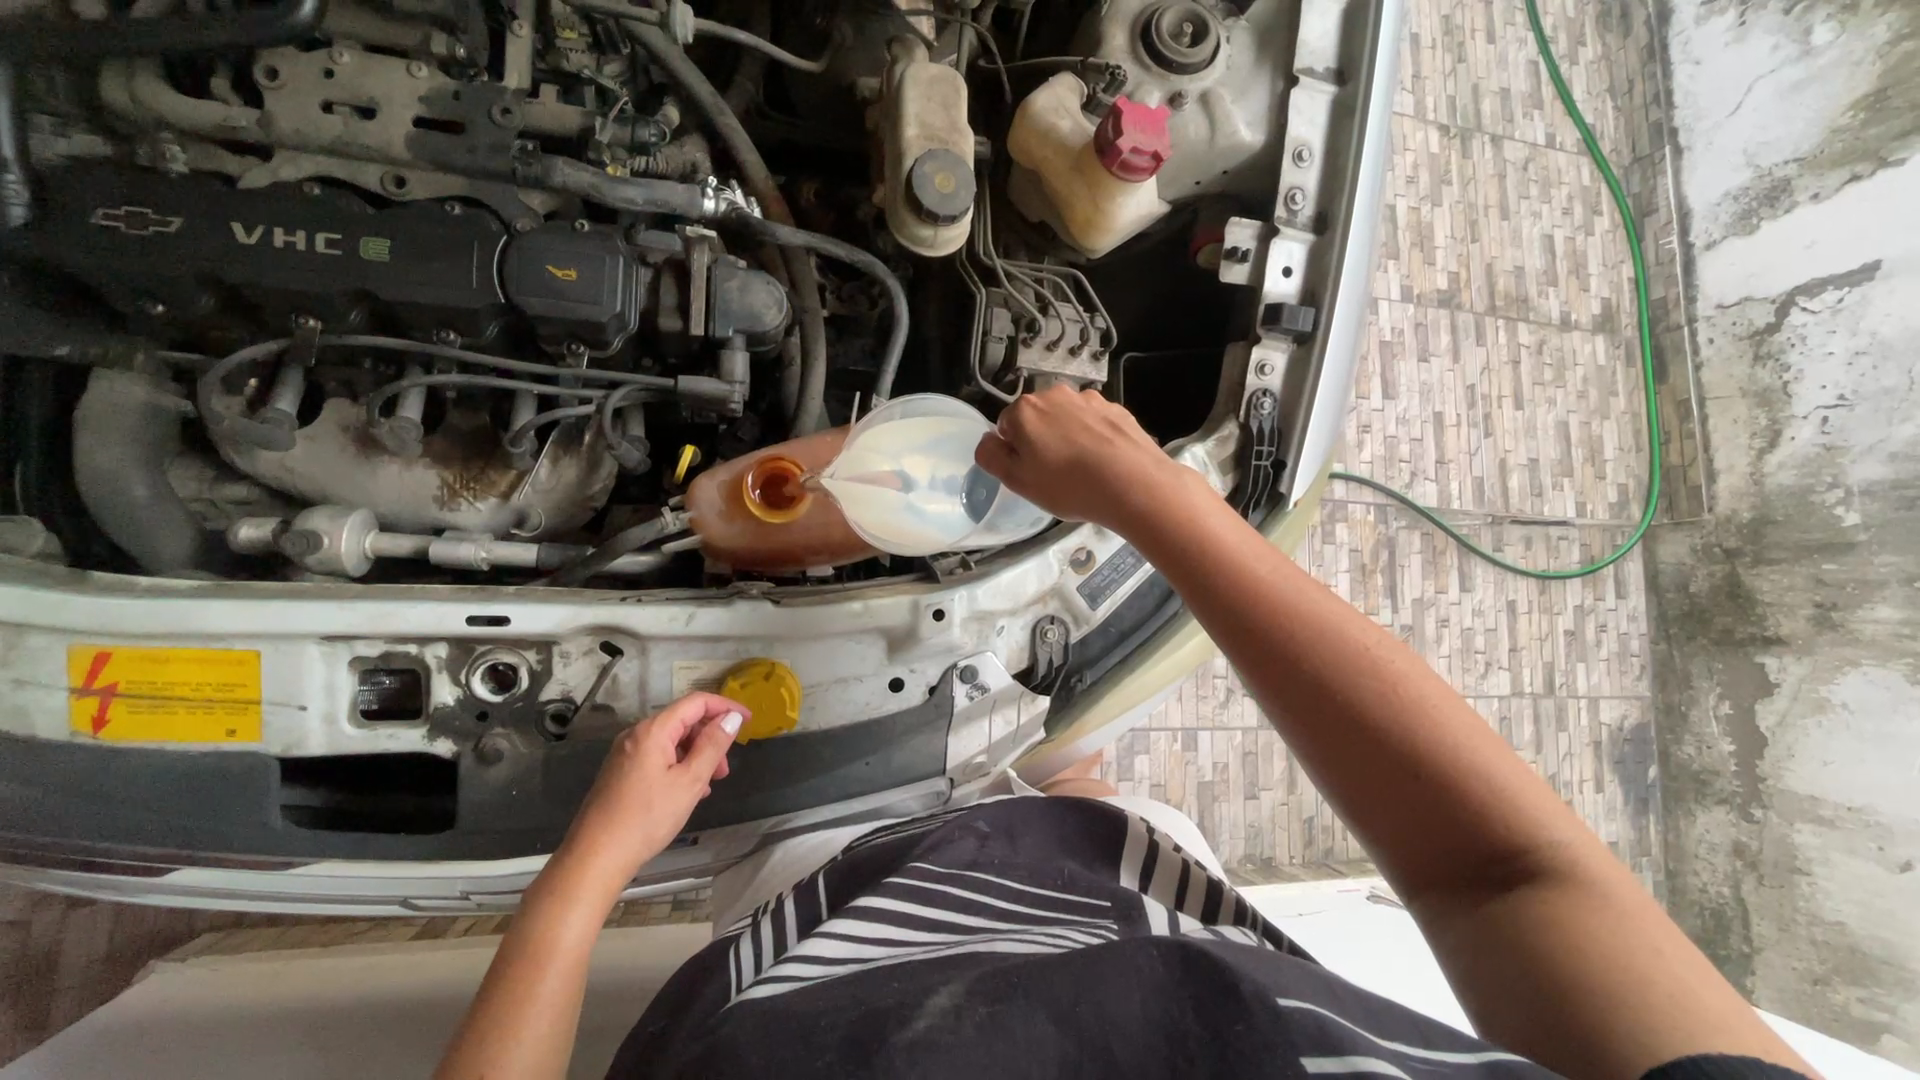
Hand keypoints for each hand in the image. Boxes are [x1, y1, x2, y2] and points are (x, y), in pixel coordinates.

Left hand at [553, 692, 746, 895]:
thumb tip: (731, 717)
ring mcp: (625, 753)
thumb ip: (713, 745)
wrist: (596, 856)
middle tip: (725, 768)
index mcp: (653, 730)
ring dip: (696, 755)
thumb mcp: (689, 781)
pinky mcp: (621, 772)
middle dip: (710, 737)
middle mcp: (636, 735)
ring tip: (708, 785)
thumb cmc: (647, 817)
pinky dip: (679, 766)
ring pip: (671, 742)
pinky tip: (687, 792)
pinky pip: (657, 757)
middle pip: (682, 721)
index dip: (725, 706)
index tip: (748, 721)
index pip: (696, 702)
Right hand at [974, 385, 1207, 532]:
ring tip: (1084, 472)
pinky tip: (1105, 464)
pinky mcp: (1118, 409)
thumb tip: (988, 440)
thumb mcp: (1017, 481)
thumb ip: (991, 456)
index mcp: (1025, 410)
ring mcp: (1090, 399)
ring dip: (1069, 438)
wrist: (1134, 484)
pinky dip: (1096, 439)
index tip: (1031, 473)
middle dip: (1042, 441)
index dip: (1015, 452)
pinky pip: (1096, 424)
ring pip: (1068, 420)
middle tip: (1055, 475)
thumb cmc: (1068, 486)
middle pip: (1038, 419)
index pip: (1006, 427)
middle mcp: (1056, 394)